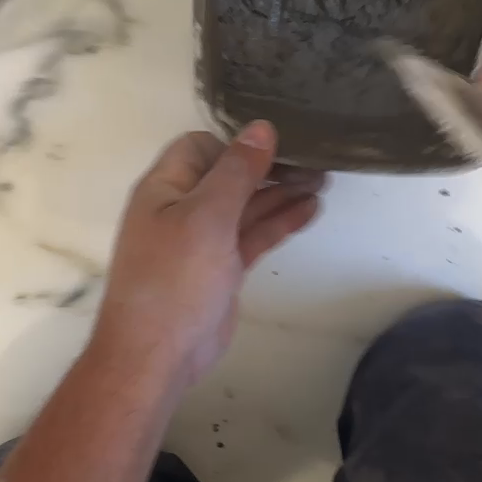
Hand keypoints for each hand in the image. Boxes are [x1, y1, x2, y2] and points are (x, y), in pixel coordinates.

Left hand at [91, 121, 324, 390]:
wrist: (157, 354)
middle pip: (229, 176)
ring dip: (281, 194)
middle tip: (316, 163)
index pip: (200, 147)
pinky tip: (309, 211)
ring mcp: (203, 241)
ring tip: (323, 182)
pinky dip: (279, 223)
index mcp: (165, 188)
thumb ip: (237, 171)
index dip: (236, 144)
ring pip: (246, 206)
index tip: (278, 146)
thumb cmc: (175, 278)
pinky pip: (253, 235)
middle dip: (269, 168)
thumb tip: (262, 128)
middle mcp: (182, 209)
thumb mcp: (207, 216)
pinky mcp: (222, 268)